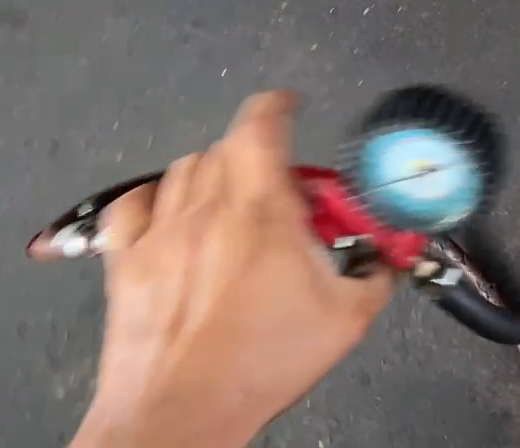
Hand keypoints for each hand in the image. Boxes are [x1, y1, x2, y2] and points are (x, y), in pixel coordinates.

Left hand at [71, 92, 393, 447]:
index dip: (278, 103)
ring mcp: (160, 234)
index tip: (292, 104)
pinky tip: (174, 214)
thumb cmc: (260, 366)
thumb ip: (378, 274)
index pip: (261, 126)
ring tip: (235, 201)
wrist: (175, 424)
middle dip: (259, 152)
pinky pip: (133, 203)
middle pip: (228, 145)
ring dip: (216, 171)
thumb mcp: (345, 320)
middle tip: (280, 184)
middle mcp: (208, 210)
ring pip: (186, 167)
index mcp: (262, 214)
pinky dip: (156, 196)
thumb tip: (395, 254)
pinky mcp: (124, 264)